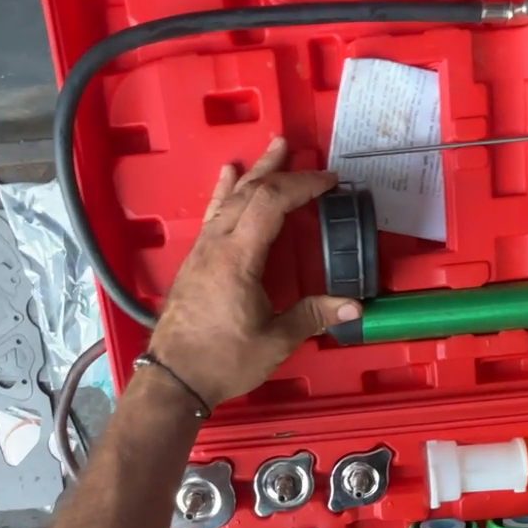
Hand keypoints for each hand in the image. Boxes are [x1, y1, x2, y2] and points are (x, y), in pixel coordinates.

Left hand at [144, 138, 360, 407]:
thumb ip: (312, 317)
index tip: (328, 182)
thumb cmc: (223, 361)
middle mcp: (216, 246)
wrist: (175, 378)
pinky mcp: (194, 263)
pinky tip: (226, 182)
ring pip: (228, 200)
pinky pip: (213, 216)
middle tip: (296, 150)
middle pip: (248, 193)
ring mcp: (201, 252)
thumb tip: (353, 306)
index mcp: (238, 259)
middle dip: (276, 170)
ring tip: (268, 153)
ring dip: (252, 175)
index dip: (301, 186)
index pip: (271, 204)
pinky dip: (226, 194)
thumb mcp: (275, 341)